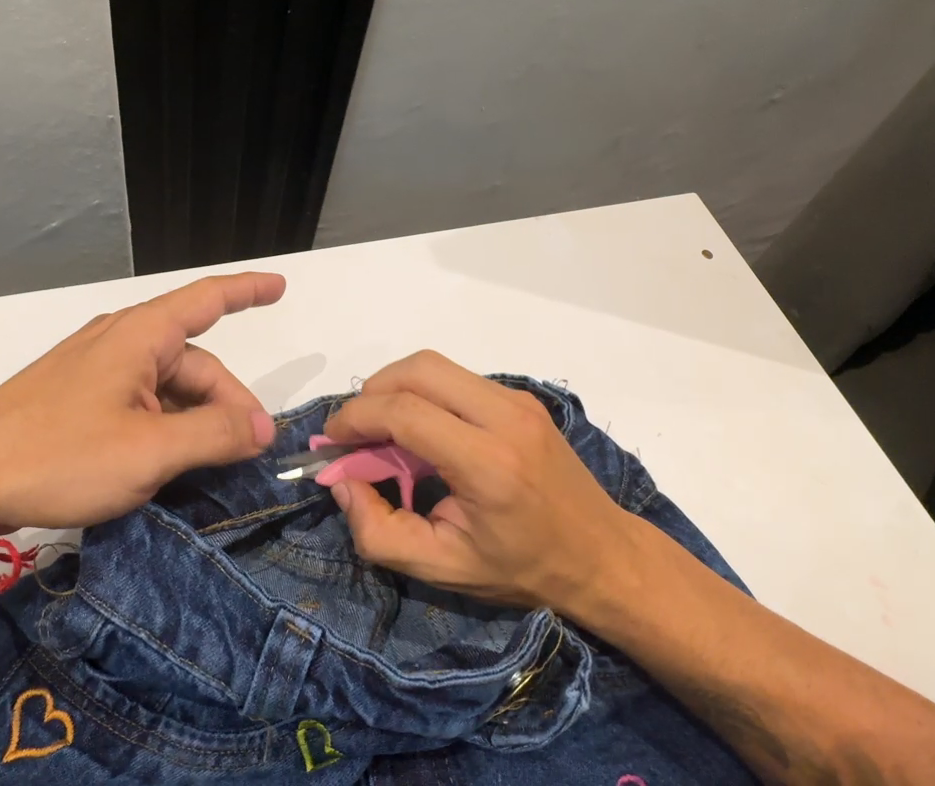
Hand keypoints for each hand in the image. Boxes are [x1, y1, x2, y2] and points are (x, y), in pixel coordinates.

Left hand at [0, 272, 285, 533]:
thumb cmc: (59, 456)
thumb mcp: (149, 452)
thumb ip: (213, 434)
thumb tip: (263, 427)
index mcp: (140, 336)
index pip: (208, 299)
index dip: (248, 290)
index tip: (282, 286)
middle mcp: (119, 342)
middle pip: (194, 362)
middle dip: (227, 403)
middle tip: (246, 454)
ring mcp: (94, 371)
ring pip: (167, 388)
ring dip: (194, 421)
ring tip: (207, 467)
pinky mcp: (76, 399)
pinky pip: (139, 403)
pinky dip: (164, 427)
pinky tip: (167, 463)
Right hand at [322, 351, 637, 609]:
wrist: (602, 556)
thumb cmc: (522, 569)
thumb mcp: (442, 567)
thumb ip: (379, 532)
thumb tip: (341, 482)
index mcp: (487, 463)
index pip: (405, 412)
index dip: (356, 419)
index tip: (332, 441)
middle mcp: (504, 418)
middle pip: (418, 370)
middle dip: (371, 392)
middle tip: (354, 432)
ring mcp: (517, 402)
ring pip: (436, 366)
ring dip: (396, 388)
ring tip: (382, 432)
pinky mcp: (522, 399)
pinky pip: (457, 379)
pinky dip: (424, 393)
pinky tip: (420, 432)